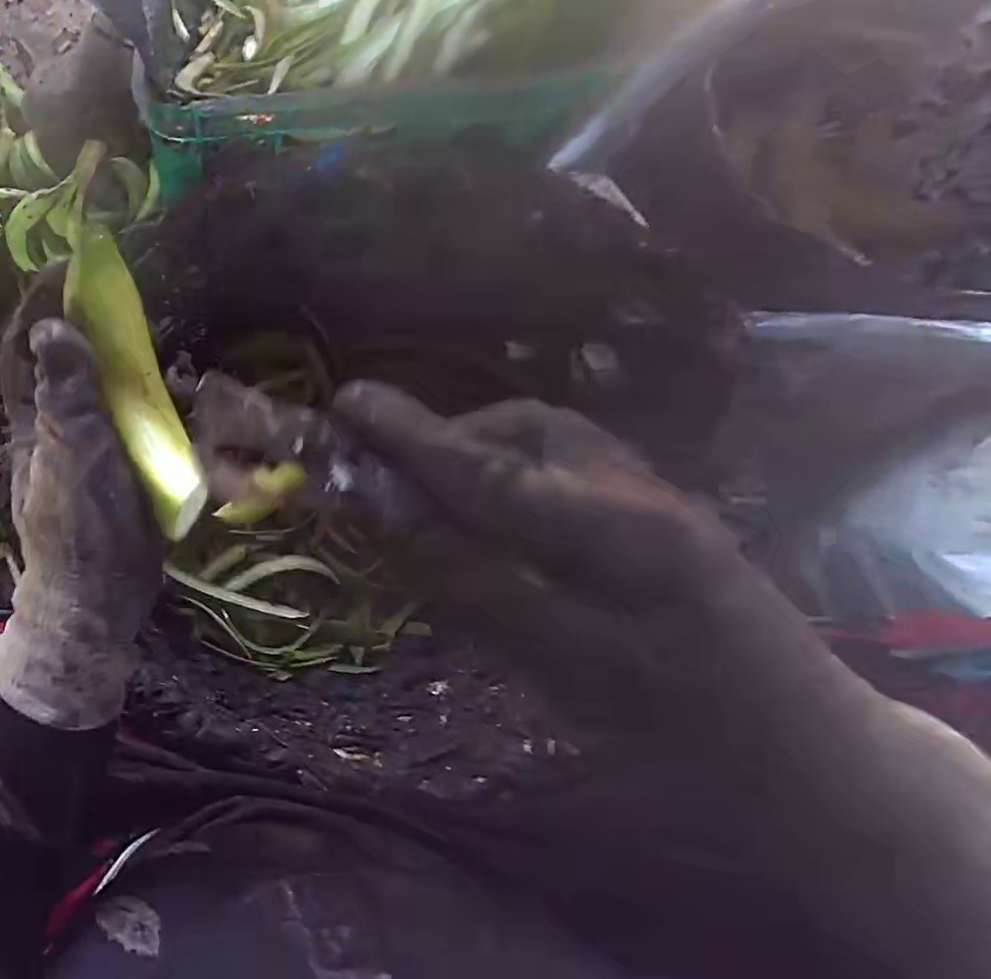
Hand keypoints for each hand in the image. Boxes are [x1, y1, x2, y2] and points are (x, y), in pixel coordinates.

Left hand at [0, 264, 161, 730]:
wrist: (97, 596)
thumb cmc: (79, 525)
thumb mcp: (71, 454)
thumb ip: (65, 391)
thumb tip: (50, 324)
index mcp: (32, 419)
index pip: (26, 346)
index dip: (39, 303)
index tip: (66, 264)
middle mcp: (51, 424)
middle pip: (58, 358)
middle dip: (78, 318)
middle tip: (114, 285)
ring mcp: (80, 443)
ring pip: (89, 383)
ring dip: (107, 349)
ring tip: (139, 319)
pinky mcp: (109, 463)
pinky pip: (119, 414)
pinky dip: (133, 390)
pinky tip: (159, 377)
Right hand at [333, 383, 787, 730]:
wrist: (790, 737)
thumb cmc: (672, 719)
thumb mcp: (558, 663)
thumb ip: (465, 577)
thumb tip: (383, 511)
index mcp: (625, 533)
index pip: (489, 470)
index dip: (412, 437)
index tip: (346, 401)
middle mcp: (631, 484)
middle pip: (507, 436)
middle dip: (433, 447)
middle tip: (378, 480)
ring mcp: (638, 480)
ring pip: (522, 439)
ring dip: (458, 457)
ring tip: (424, 500)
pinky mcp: (630, 491)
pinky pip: (538, 456)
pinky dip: (485, 468)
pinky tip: (477, 509)